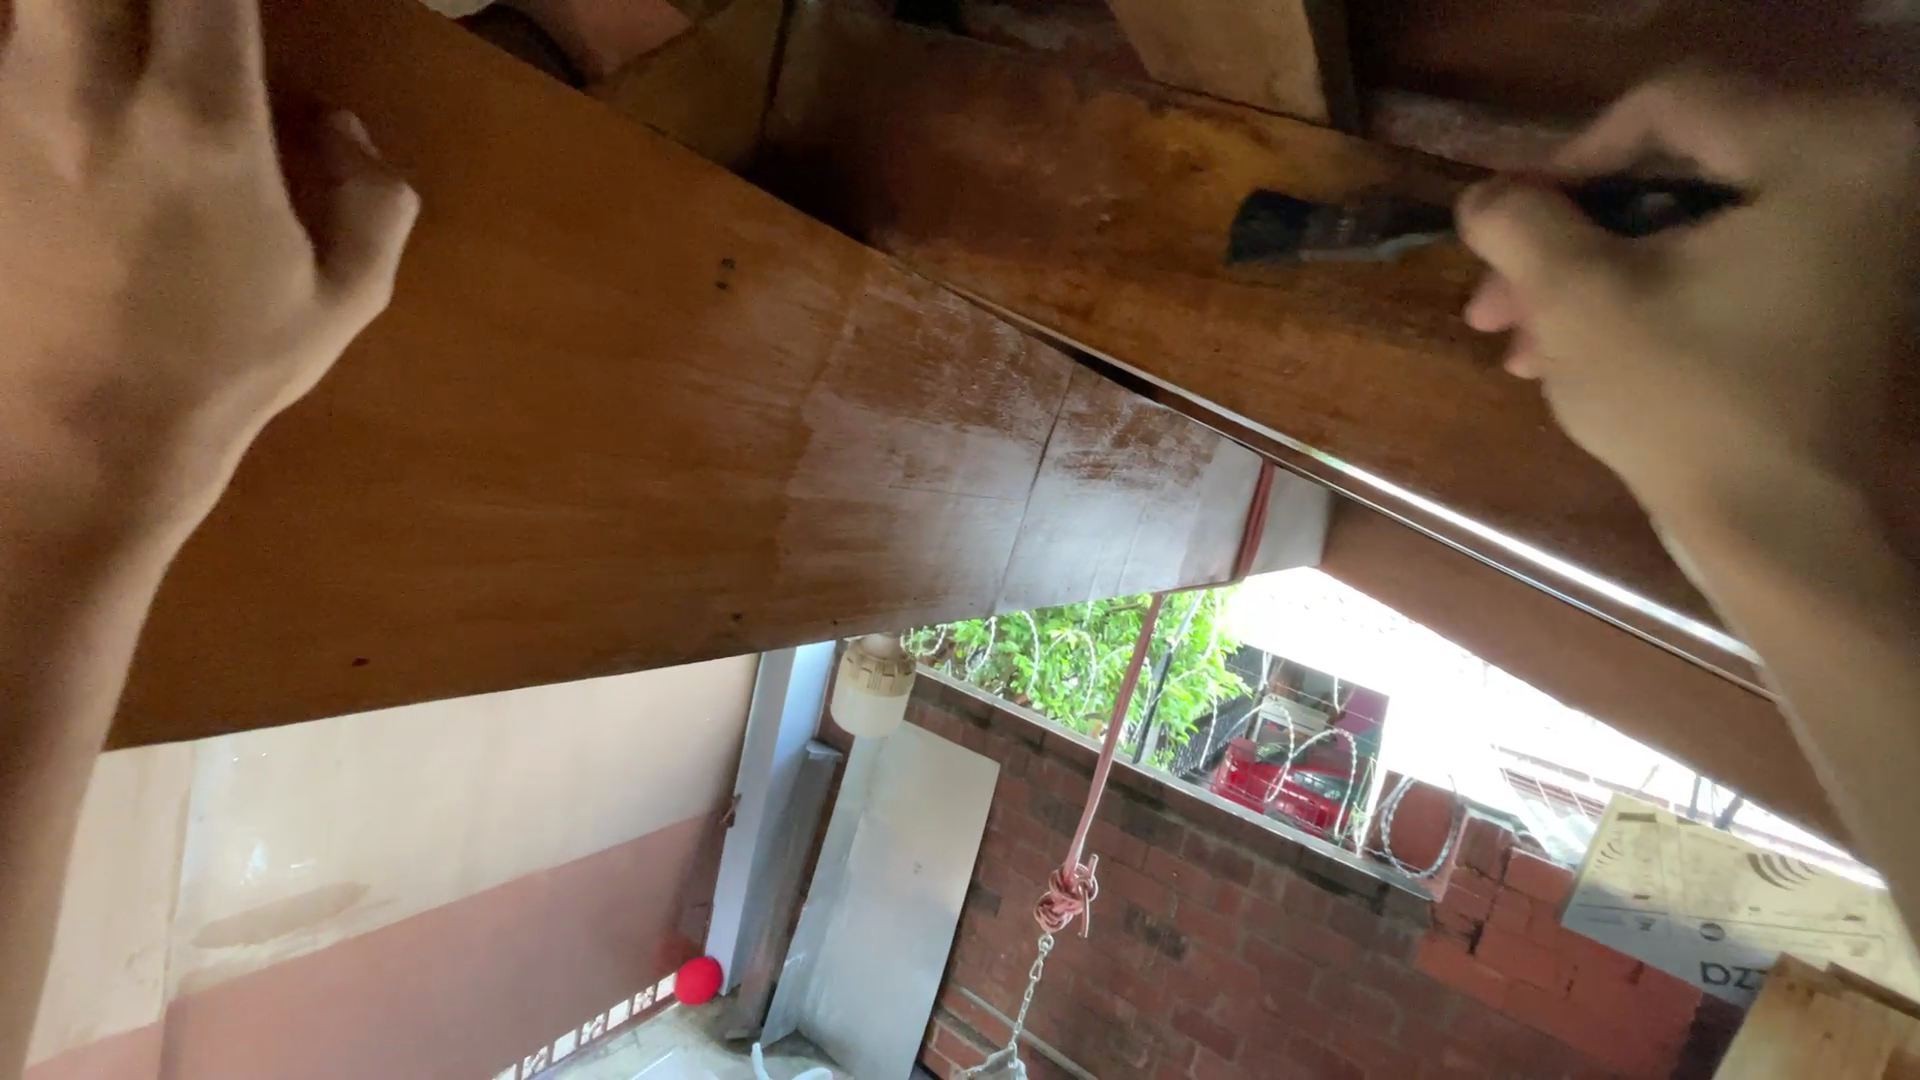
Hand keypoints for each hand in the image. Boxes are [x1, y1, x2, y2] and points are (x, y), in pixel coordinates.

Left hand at [0, 1, 417, 546]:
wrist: (92, 416)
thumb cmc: (239, 359)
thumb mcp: (351, 296)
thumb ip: (374, 203)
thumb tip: (344, 129)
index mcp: (208, 130)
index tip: (261, 12)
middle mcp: (90, 89)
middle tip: (202, 25)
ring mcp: (10, 102)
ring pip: (39, 1)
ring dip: (102, 16)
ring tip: (152, 49)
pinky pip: (9, 46)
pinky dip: (53, 42)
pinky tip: (89, 75)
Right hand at [1456, 71, 1919, 515]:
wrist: (1767, 509)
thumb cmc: (1675, 396)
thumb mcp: (1576, 298)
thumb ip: (1520, 225)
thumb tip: (1481, 195)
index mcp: (1821, 151)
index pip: (1667, 104)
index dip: (1563, 160)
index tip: (1500, 226)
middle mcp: (1858, 170)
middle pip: (1666, 172)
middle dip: (1559, 241)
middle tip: (1490, 302)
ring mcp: (1848, 233)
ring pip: (1675, 227)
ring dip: (1578, 278)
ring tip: (1514, 342)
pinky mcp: (1823, 286)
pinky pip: (1707, 264)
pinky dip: (1628, 298)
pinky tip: (1563, 349)